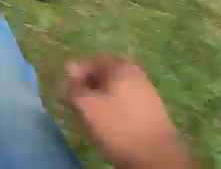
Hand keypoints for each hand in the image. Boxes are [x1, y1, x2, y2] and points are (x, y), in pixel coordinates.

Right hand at [65, 56, 190, 168]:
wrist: (158, 160)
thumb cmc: (119, 126)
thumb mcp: (87, 106)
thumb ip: (71, 89)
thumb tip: (63, 81)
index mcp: (121, 66)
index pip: (92, 61)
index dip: (76, 74)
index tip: (65, 89)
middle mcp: (137, 75)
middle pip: (104, 76)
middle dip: (88, 89)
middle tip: (76, 104)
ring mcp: (148, 95)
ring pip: (115, 93)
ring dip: (100, 102)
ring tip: (90, 119)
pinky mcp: (153, 116)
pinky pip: (126, 107)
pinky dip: (114, 114)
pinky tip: (109, 128)